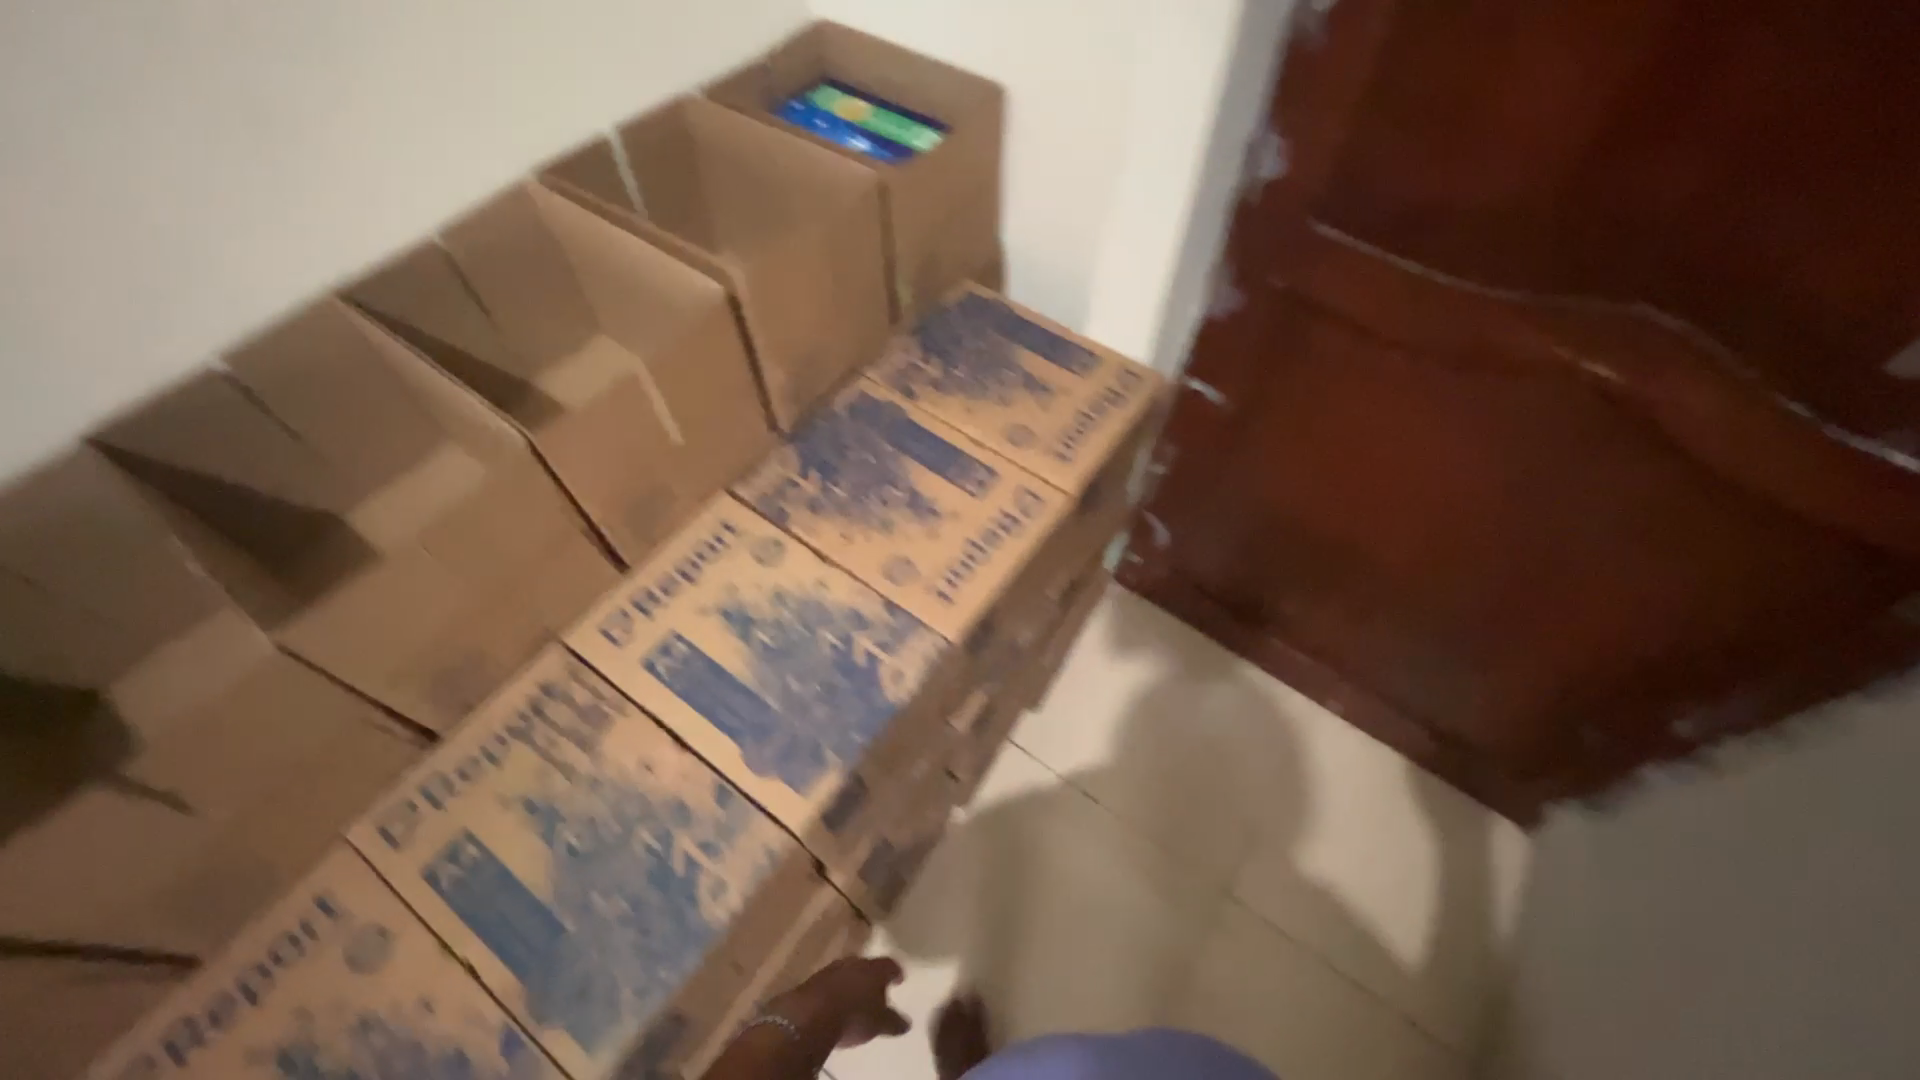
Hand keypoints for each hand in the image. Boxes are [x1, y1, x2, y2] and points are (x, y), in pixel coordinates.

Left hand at [767, 956, 911, 1048]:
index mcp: (874, 969)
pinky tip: (835, 1004)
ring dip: (851, 983)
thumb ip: (893, 1021)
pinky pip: (829, 983)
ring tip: (855, 998)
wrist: (811, 1015)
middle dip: (871, 977)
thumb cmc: (854, 1016)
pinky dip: (835, 991)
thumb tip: (906, 1023)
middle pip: (866, 966)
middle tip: (876, 989)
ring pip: (846, 972)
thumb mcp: (879, 1024)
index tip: (899, 979)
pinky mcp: (812, 980)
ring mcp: (831, 969)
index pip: (889, 965)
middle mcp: (854, 962)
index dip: (895, 972)